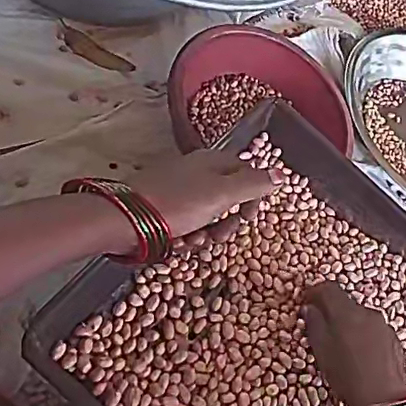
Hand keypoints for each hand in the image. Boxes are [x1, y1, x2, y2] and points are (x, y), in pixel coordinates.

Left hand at [122, 148, 276, 237]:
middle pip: (228, 199)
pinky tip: (176, 243)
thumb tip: (281, 173)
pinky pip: (187, 225)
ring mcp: (178, 191)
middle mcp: (197, 172)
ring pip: (207, 217)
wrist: (124, 220)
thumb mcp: (222, 194)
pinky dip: (185, 238)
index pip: (247, 173)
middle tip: (217, 237)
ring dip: (205, 235)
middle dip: (225, 224)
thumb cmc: (176, 204)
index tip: (248, 217)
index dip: (252, 197)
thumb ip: (254, 184)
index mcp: (213, 161)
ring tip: (191, 241)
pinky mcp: (163, 210)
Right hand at [301, 281, 405, 405]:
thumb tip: (310, 308)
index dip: (314, 292)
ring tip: (341, 348)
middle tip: (320, 329)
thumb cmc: (346, 376)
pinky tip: (359, 357)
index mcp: (346, 311)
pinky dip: (363, 337)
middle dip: (331, 312)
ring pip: (360, 318)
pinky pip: (373, 331)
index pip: (328, 287)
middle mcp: (367, 312)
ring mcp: (383, 326)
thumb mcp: (321, 350)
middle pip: (345, 303)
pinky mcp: (394, 341)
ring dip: (348, 325)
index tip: (306, 302)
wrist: (384, 402)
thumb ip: (313, 323)